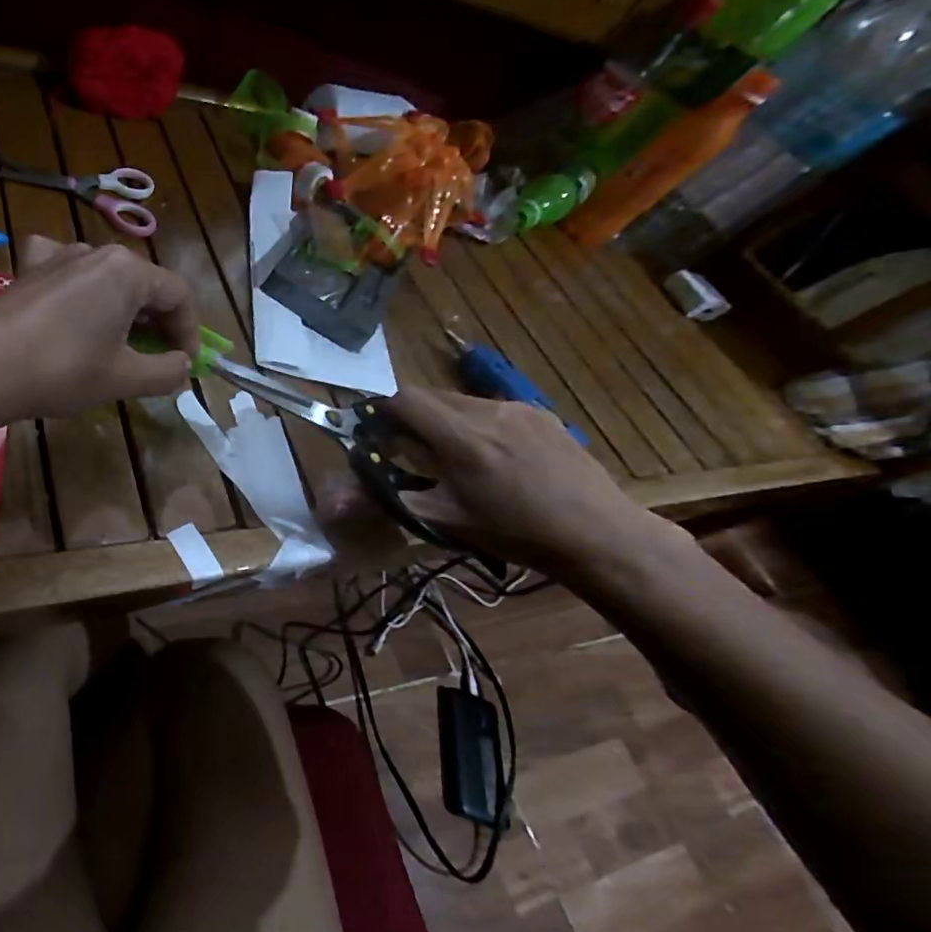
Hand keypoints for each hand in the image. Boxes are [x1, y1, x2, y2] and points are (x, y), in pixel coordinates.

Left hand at [0, 237, 199, 423]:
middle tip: (155, 359)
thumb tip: (183, 367)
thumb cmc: (59, 372)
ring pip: (102, 281)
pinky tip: (68, 308)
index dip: (189, 331)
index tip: (186, 365)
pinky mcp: (25, 274)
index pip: (177, 295)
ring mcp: (54, 259)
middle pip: (141, 285)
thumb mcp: (122, 378)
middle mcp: (92, 252)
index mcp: (126, 270)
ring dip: (118, 311)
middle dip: (155, 322)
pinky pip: (61, 275)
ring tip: (116, 345)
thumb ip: (165, 371)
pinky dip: (74, 292)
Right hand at [381, 388, 683, 575]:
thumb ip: (386, 501)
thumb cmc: (514, 532)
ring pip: (458, 401)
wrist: (599, 535)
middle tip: (401, 449)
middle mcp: (489, 413)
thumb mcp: (442, 520)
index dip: (377, 408)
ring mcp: (519, 410)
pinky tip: (484, 456)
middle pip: (428, 396)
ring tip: (444, 455)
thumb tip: (330, 502)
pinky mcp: (541, 415)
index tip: (368, 430)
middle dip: (406, 417)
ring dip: (438, 420)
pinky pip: (489, 408)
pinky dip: (470, 424)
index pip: (403, 399)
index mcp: (462, 439)